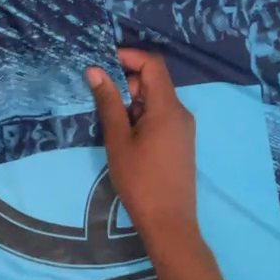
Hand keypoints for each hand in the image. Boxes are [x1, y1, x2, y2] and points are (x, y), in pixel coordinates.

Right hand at [87, 48, 197, 242]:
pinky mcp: (181, 141)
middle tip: (103, 102)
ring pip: (156, 99)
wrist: (169, 223)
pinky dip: (142, 116)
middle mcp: (180, 112)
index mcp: (167, 108)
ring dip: (132, 102)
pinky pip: (161, 115)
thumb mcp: (117, 139)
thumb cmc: (140, 180)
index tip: (104, 63)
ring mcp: (183, 127)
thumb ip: (108, 102)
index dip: (130, 56)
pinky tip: (127, 138)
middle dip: (127, 83)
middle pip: (154, 81)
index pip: (153, 64)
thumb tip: (96, 70)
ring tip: (113, 127)